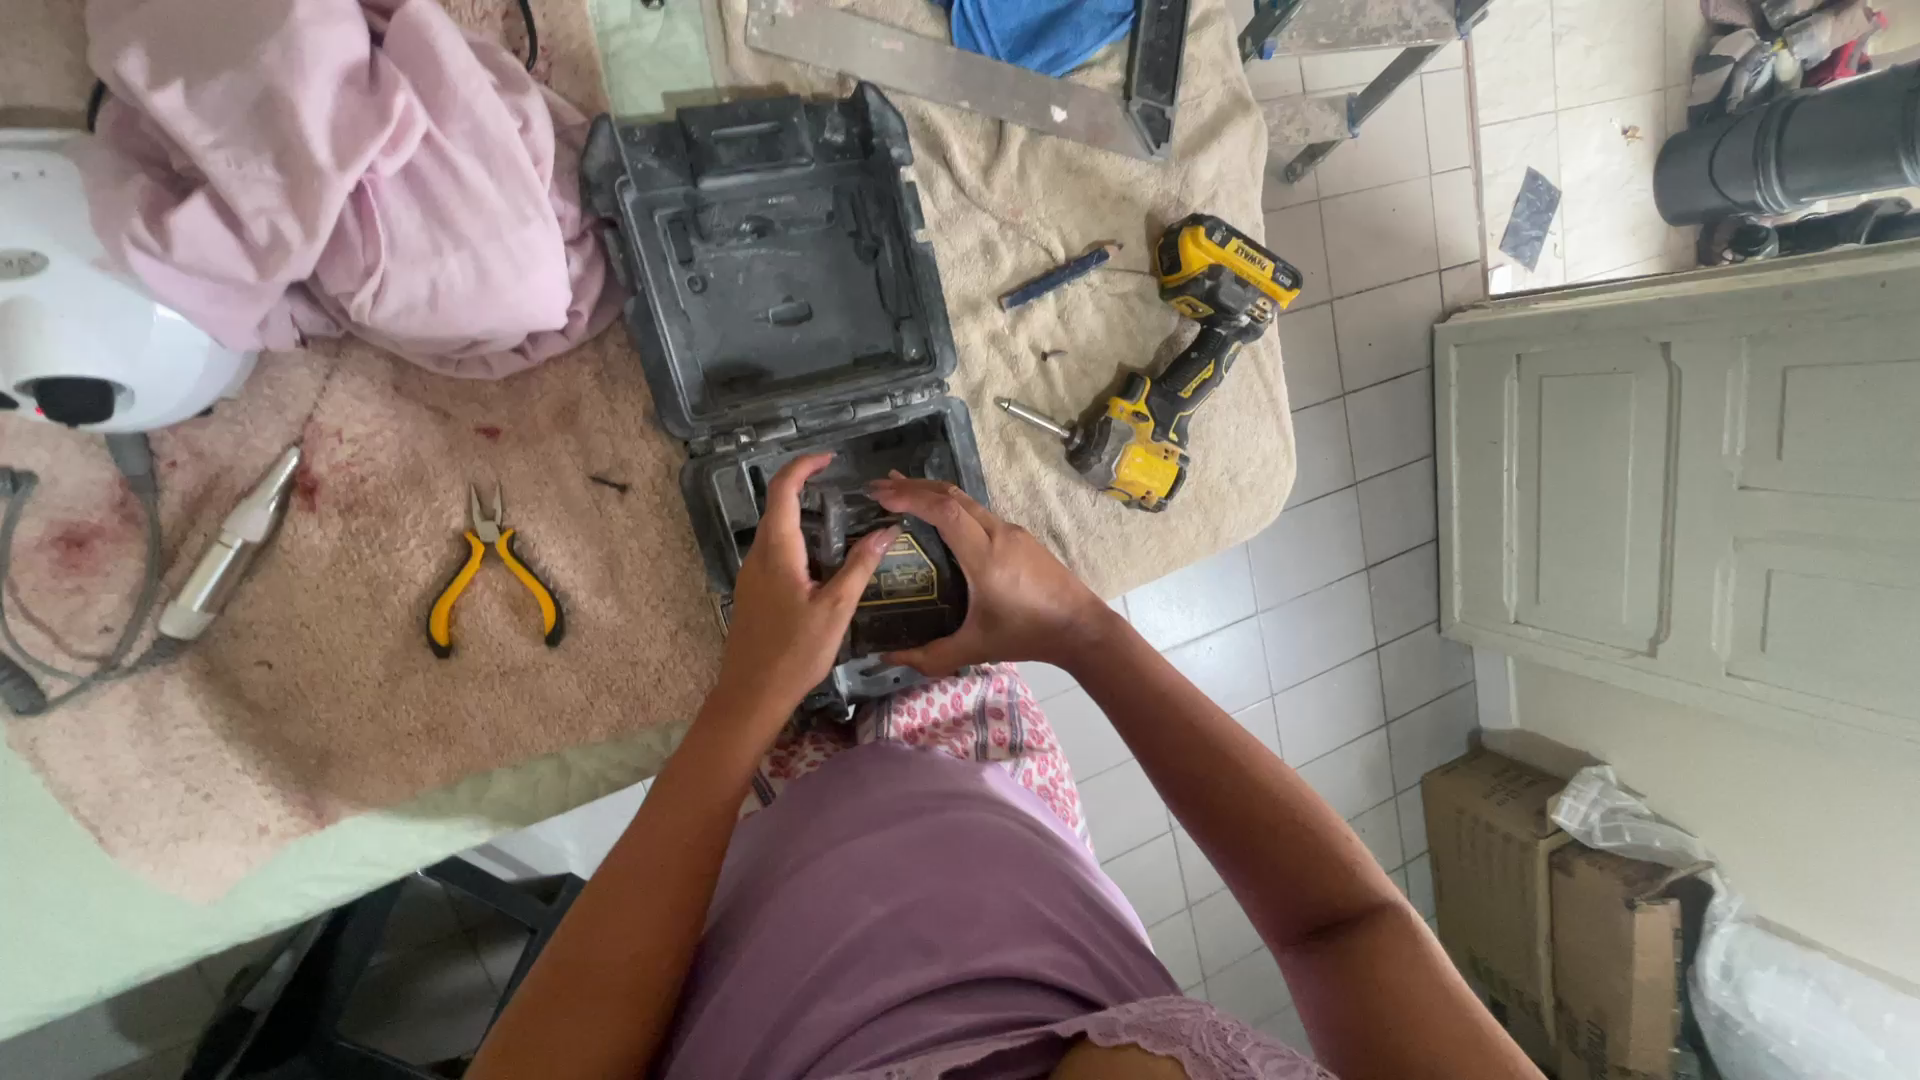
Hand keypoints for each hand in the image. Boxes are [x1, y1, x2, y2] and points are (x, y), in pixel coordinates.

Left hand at [711, 454, 896, 727]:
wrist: (751, 695)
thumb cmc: (795, 652)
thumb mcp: (836, 609)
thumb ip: (859, 566)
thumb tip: (885, 530)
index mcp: (777, 552)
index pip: (782, 490)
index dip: (803, 466)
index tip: (830, 459)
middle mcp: (758, 556)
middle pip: (777, 508)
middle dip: (807, 490)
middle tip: (846, 494)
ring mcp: (751, 575)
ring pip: (776, 532)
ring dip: (804, 519)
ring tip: (842, 528)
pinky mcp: (753, 593)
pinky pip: (775, 553)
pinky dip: (799, 543)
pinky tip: (823, 565)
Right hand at [866, 473, 1117, 674]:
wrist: (1081, 628)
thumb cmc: (1027, 636)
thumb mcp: (975, 648)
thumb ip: (930, 656)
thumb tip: (889, 658)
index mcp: (985, 556)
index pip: (945, 512)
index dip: (911, 498)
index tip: (881, 495)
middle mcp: (998, 534)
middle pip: (952, 495)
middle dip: (913, 486)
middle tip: (879, 486)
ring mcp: (1012, 532)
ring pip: (967, 501)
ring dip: (933, 493)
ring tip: (901, 492)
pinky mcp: (1021, 538)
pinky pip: (979, 512)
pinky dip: (952, 507)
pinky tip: (940, 519)